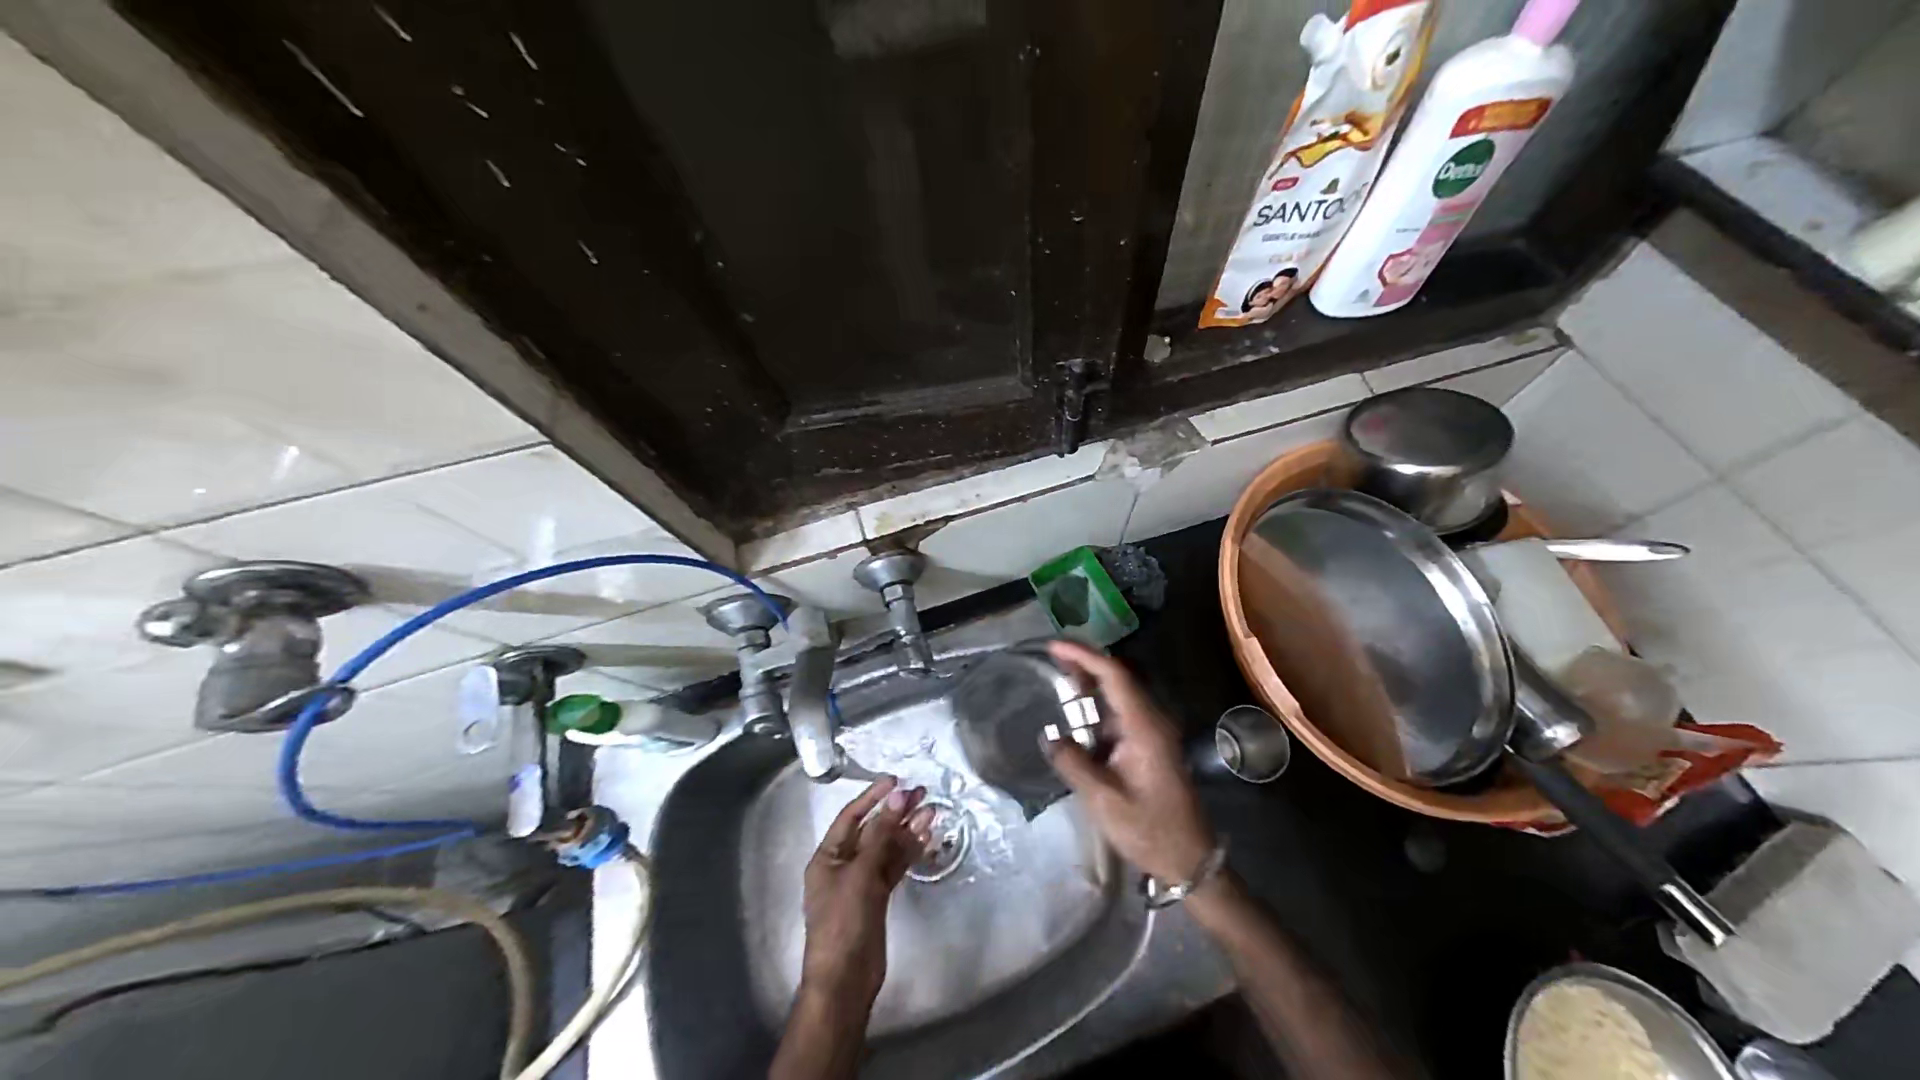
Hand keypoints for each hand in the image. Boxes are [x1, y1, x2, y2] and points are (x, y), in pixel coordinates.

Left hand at [798, 775, 936, 1007]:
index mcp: (827, 857)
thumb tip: (898, 797)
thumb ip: (881, 834)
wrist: (845, 979)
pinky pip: (894, 867)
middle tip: (922, 794)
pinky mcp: (878, 898)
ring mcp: (862, 882)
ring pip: (887, 849)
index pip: (851, 817)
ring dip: (907, 830)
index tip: (895, 781)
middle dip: (895, 812)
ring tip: (932, 812)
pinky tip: (926, 838)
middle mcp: (843, 865)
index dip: (872, 797)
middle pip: (872, 831)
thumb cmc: (843, 922)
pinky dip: (909, 853)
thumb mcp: (861, 873)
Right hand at [1045, 640, 1216, 886]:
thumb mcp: (1104, 800)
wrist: (1190, 860)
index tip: (1054, 645)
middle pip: (1117, 678)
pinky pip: (1119, 715)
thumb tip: (1049, 737)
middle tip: (1050, 656)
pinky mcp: (1148, 747)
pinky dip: (1096, 706)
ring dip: (1089, 684)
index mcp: (1144, 727)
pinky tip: (1075, 713)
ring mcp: (1151, 733)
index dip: (1084, 655)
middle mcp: (1151, 721)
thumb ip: (1073, 764)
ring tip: (1056, 676)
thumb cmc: (1150, 829)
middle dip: (1084, 662)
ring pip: (1118, 695)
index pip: (1114, 675)